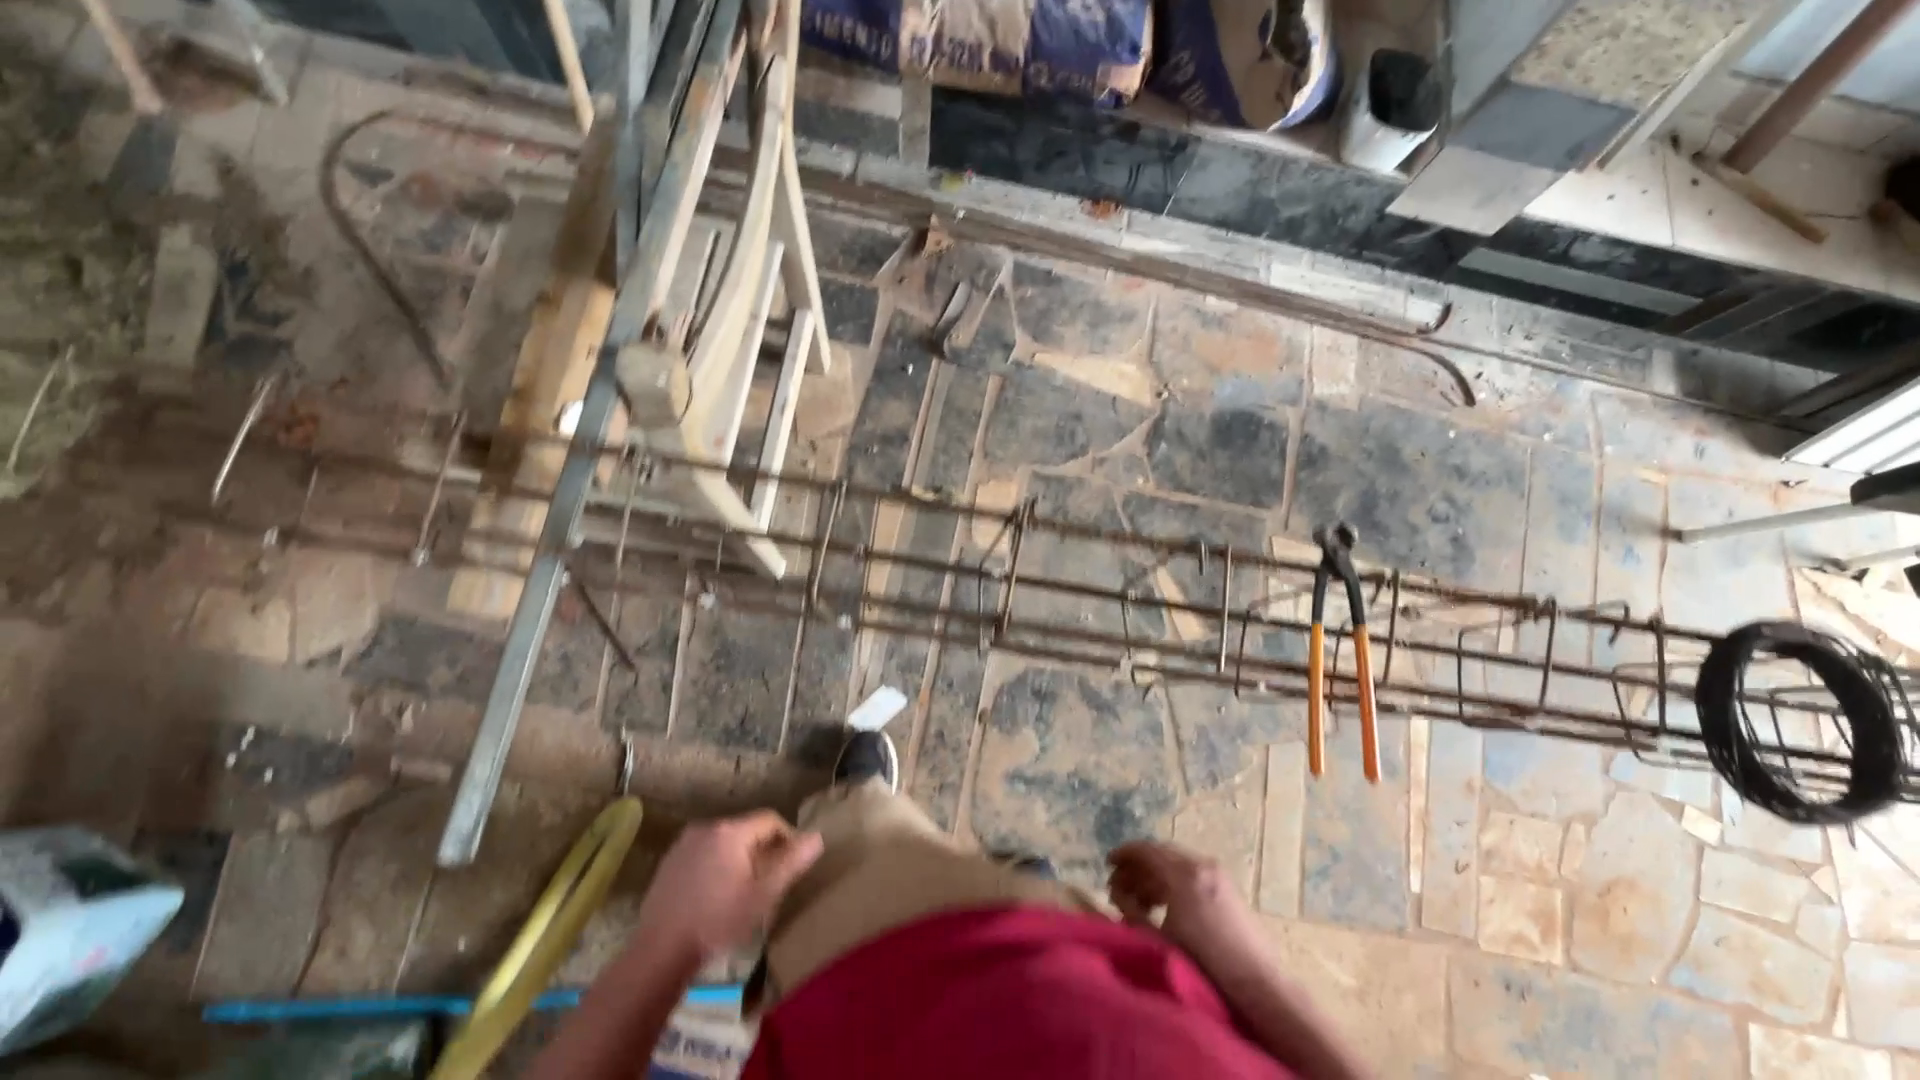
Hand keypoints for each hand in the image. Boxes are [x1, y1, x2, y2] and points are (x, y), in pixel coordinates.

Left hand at [634, 810, 823, 961]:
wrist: (661, 950)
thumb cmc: (718, 922)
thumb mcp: (763, 895)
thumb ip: (791, 863)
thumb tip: (817, 836)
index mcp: (730, 831)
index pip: (770, 819)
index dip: (788, 838)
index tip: (791, 867)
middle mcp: (705, 827)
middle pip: (746, 829)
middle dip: (763, 850)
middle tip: (769, 883)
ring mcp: (683, 843)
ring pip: (725, 842)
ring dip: (740, 859)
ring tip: (744, 891)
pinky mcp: (669, 861)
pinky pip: (704, 853)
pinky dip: (717, 866)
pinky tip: (715, 896)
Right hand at [1107, 840, 1266, 980]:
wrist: (1254, 981)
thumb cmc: (1202, 962)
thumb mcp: (1156, 937)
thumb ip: (1131, 909)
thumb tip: (1116, 891)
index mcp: (1183, 873)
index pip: (1146, 850)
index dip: (1123, 854)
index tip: (1106, 863)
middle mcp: (1201, 864)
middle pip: (1161, 853)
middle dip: (1137, 866)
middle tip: (1118, 885)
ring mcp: (1217, 873)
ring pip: (1176, 863)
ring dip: (1153, 875)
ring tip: (1138, 900)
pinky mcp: (1227, 886)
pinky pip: (1191, 873)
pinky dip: (1172, 881)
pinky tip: (1162, 904)